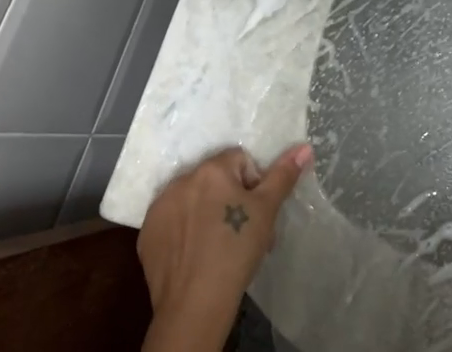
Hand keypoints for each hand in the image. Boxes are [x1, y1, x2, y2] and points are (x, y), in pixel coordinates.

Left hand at [137, 143, 312, 346]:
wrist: (194, 303)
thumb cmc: (236, 249)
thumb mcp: (267, 211)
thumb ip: (283, 175)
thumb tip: (304, 147)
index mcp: (211, 169)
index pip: (240, 160)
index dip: (253, 184)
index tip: (256, 213)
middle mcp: (180, 180)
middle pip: (215, 179)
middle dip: (230, 198)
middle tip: (243, 231)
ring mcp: (159, 208)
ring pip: (192, 199)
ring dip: (206, 212)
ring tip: (218, 244)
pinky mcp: (146, 234)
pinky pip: (172, 221)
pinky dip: (184, 231)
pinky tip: (195, 253)